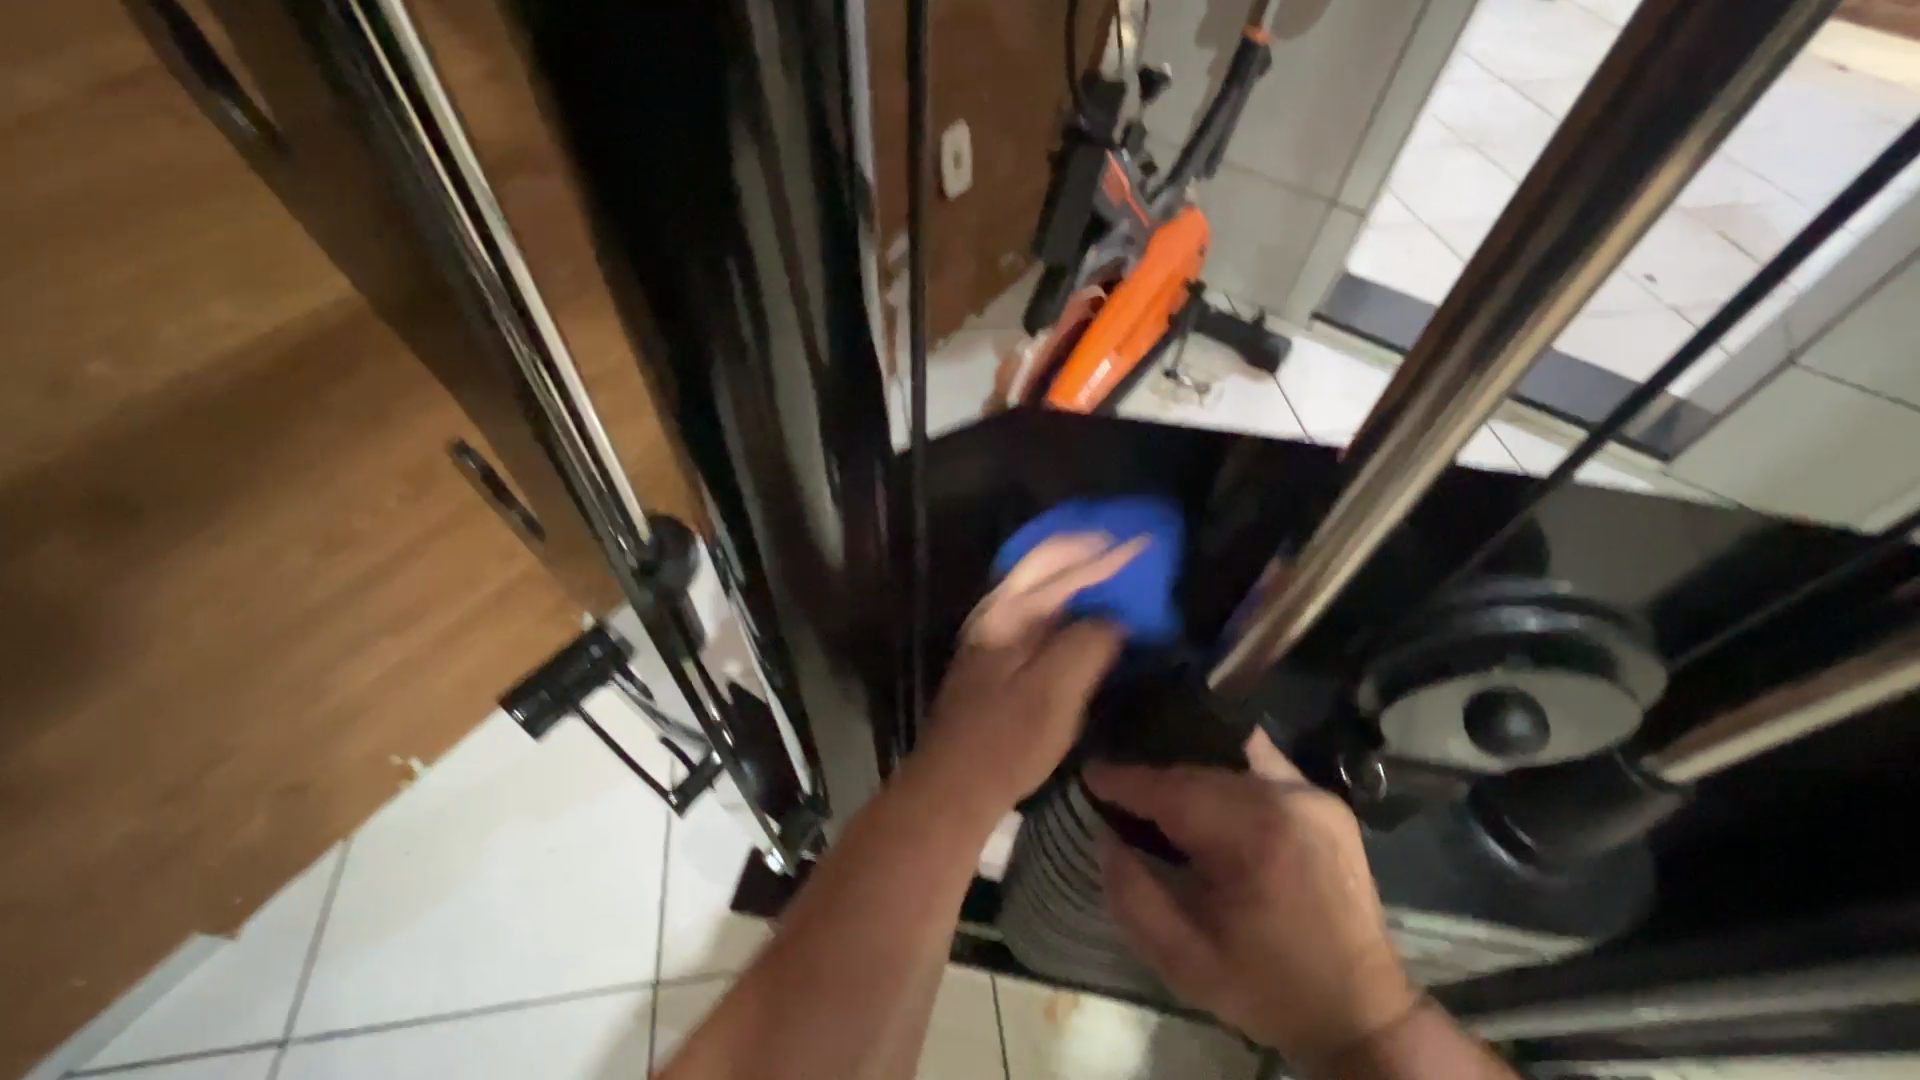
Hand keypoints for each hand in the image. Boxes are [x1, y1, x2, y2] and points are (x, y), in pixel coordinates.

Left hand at [910, 533, 1143, 819]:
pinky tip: (1085, 607)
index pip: (1063, 568)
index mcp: (1007, 614)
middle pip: (1043, 563)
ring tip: (1113, 563)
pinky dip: (1064, 597)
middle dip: (1087, 548)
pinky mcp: (996, 656)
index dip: (1109, 556)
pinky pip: (1036, 608)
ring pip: (1037, 583)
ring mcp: (990, 633)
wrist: (953, 785)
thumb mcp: (1054, 693)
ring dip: (1074, 568)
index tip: (1146, 543)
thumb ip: (1086, 645)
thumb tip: (1114, 618)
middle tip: (1128, 541)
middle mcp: (994, 612)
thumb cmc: (1006, 741)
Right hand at [1086, 741, 1419, 1067]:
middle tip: (1114, 781)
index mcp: (1256, 839)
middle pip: (1200, 764)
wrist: (1360, 1012)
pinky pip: (1261, 764)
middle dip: (1152, 770)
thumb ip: (1131, 894)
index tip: (1089, 773)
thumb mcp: (1182, 961)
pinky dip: (1224, 767)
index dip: (1125, 778)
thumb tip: (1106, 837)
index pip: (1173, 788)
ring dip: (1188, 762)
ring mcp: (1314, 794)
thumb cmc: (1266, 989)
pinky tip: (1202, 787)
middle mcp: (1289, 799)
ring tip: (1152, 778)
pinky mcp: (1326, 800)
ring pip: (1231, 753)